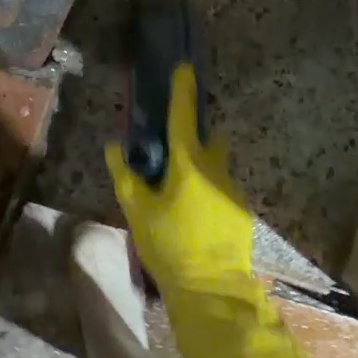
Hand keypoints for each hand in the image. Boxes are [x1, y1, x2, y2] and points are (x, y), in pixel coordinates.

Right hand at [105, 64, 307, 357]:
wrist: (211, 289)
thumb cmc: (169, 246)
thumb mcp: (137, 212)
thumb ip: (126, 176)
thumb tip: (115, 147)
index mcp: (189, 164)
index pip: (184, 118)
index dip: (182, 91)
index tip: (184, 68)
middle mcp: (216, 169)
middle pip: (208, 139)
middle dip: (195, 138)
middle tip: (173, 153)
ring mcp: (233, 189)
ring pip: (217, 166)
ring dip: (201, 169)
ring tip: (181, 195)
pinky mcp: (242, 210)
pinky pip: (223, 189)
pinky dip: (209, 192)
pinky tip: (196, 217)